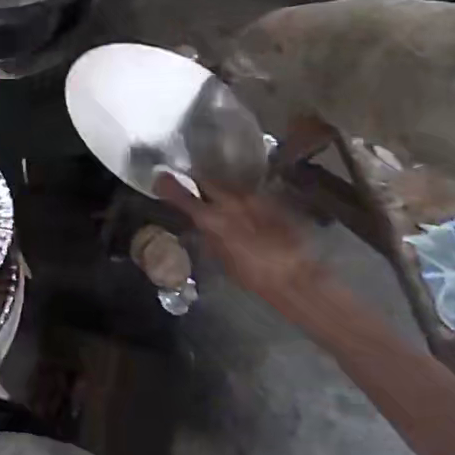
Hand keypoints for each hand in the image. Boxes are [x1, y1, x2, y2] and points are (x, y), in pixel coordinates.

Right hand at [155, 176, 318, 300]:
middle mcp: (231, 201)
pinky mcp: (271, 198)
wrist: (296, 275)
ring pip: (229, 184)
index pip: (183, 195)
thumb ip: (209, 238)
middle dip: (197, 181)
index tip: (159, 178)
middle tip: (190, 184)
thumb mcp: (223, 260)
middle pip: (206, 180)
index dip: (168, 185)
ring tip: (218, 196)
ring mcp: (253, 197)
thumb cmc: (254, 275)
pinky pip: (249, 193)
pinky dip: (242, 198)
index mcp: (213, 220)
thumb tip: (200, 226)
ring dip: (220, 189)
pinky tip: (246, 208)